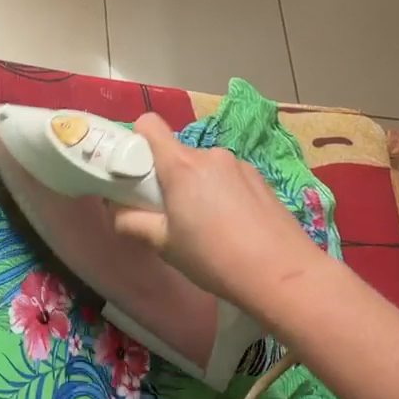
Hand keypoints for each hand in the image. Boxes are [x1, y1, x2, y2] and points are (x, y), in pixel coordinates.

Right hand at [109, 114, 323, 316]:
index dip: (137, 141)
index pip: (149, 124)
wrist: (282, 274)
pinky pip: (228, 177)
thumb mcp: (164, 245)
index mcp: (180, 164)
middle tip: (172, 214)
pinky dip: (222, 194)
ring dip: (198, 186)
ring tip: (208, 227)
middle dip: (169, 177)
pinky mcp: (260, 178)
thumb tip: (116, 210)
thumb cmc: (214, 257)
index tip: (137, 173)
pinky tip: (234, 227)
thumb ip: (132, 222)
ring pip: (204, 167)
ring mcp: (238, 164)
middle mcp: (209, 154)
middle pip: (177, 153)